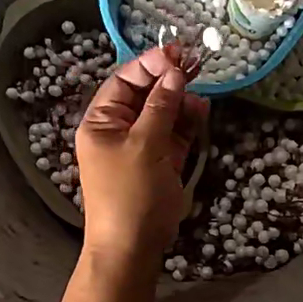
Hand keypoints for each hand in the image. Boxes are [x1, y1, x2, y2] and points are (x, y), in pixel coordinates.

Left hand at [76, 44, 208, 264]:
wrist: (132, 248)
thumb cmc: (131, 194)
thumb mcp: (144, 145)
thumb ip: (160, 107)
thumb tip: (174, 73)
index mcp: (101, 122)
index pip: (124, 80)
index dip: (150, 64)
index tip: (178, 53)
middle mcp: (118, 129)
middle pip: (145, 94)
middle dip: (169, 80)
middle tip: (197, 65)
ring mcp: (140, 146)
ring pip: (162, 113)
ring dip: (181, 101)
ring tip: (201, 94)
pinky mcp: (159, 162)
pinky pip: (173, 134)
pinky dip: (186, 122)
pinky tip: (201, 111)